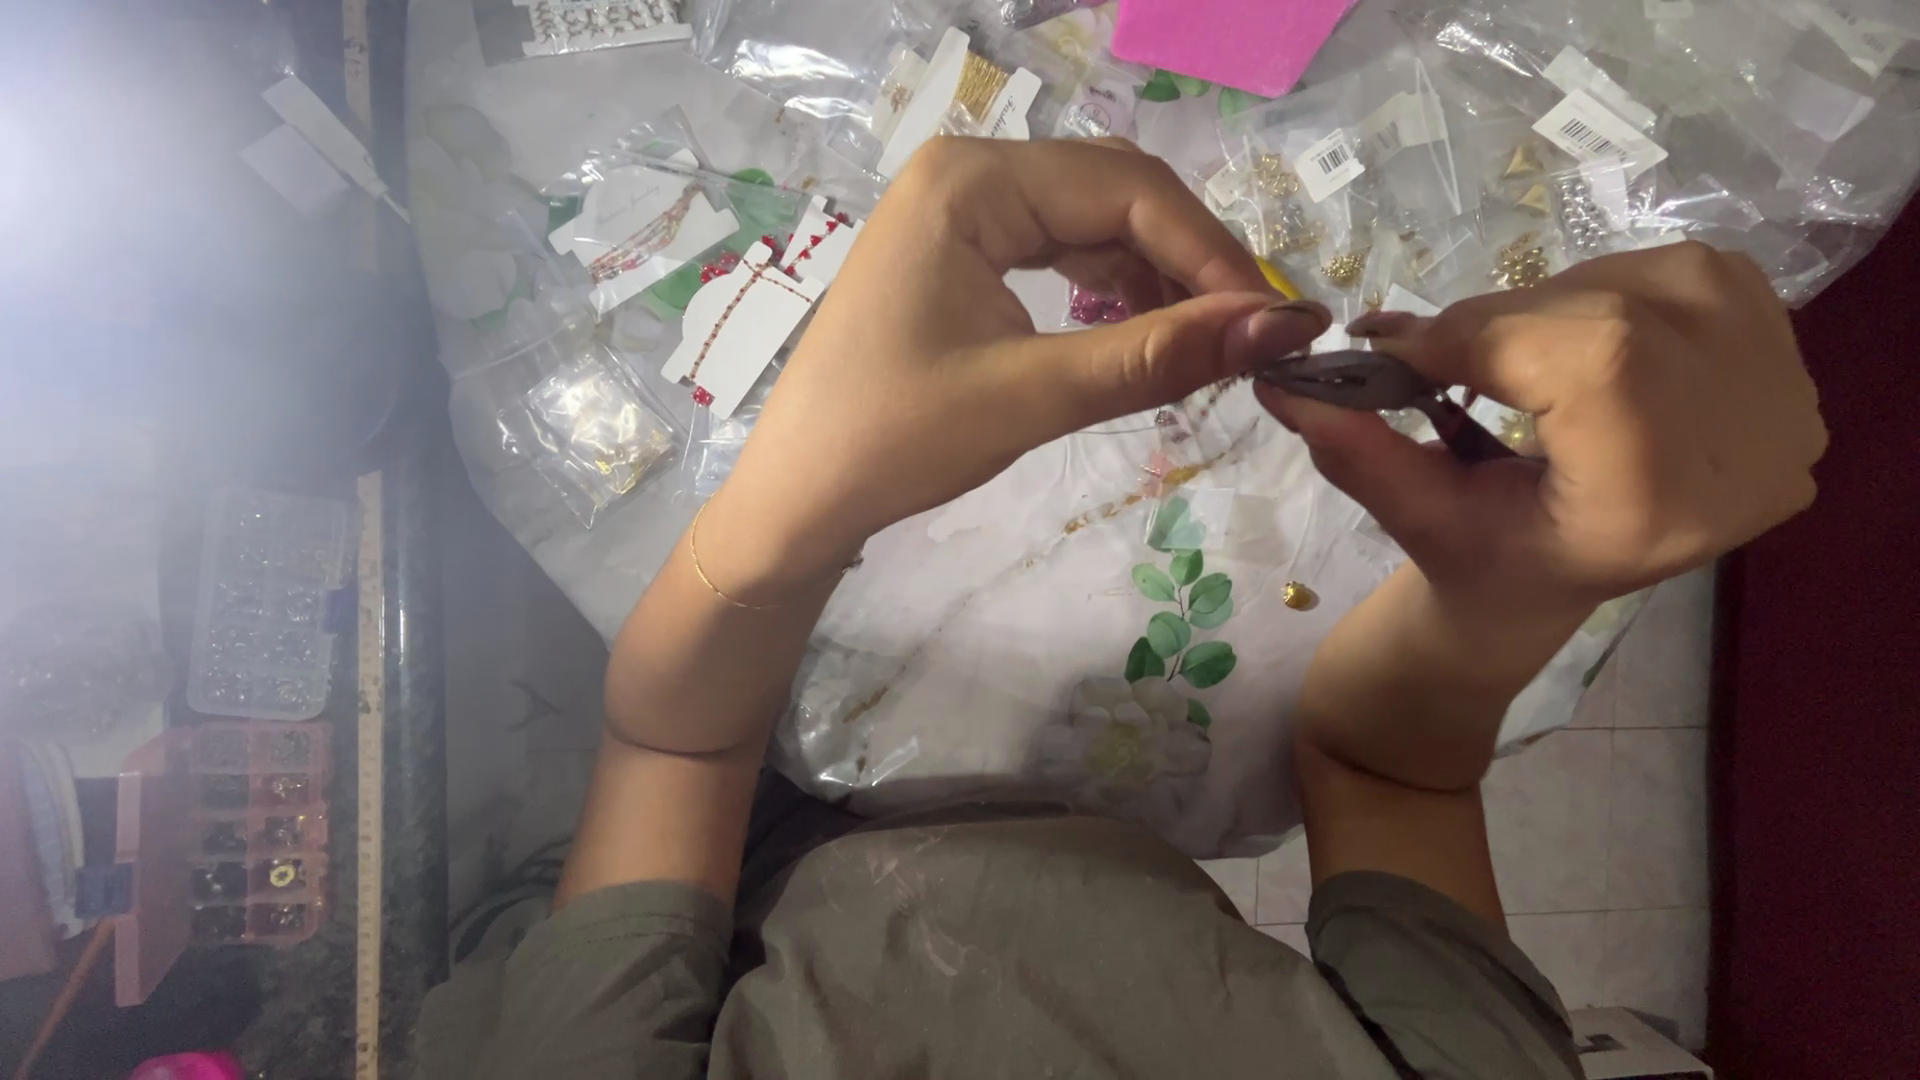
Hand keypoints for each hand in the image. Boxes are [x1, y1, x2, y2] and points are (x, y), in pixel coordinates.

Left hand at [699, 138, 1329, 597]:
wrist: (800, 494)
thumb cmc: (895, 440)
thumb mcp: (1030, 395)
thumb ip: (1151, 356)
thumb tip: (1276, 328)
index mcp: (971, 181)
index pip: (1128, 189)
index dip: (1212, 253)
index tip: (1273, 321)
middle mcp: (964, 176)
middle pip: (1111, 195)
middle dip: (1186, 261)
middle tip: (1246, 333)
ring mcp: (954, 217)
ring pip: (1085, 226)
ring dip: (1150, 277)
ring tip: (1201, 341)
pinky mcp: (952, 261)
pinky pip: (1051, 257)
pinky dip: (1104, 292)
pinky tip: (1137, 330)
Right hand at [1256, 241, 1826, 621]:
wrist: (1543, 584)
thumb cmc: (1475, 563)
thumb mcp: (1407, 514)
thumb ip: (1350, 446)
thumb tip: (1277, 382)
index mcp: (1657, 509)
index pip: (1591, 361)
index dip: (1478, 334)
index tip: (1397, 351)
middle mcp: (1753, 454)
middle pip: (1620, 314)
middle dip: (1500, 320)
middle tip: (1434, 356)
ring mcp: (1788, 408)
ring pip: (1657, 280)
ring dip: (1552, 301)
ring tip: (1504, 358)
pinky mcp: (1792, 371)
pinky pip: (1693, 277)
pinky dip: (1607, 290)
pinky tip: (1568, 344)